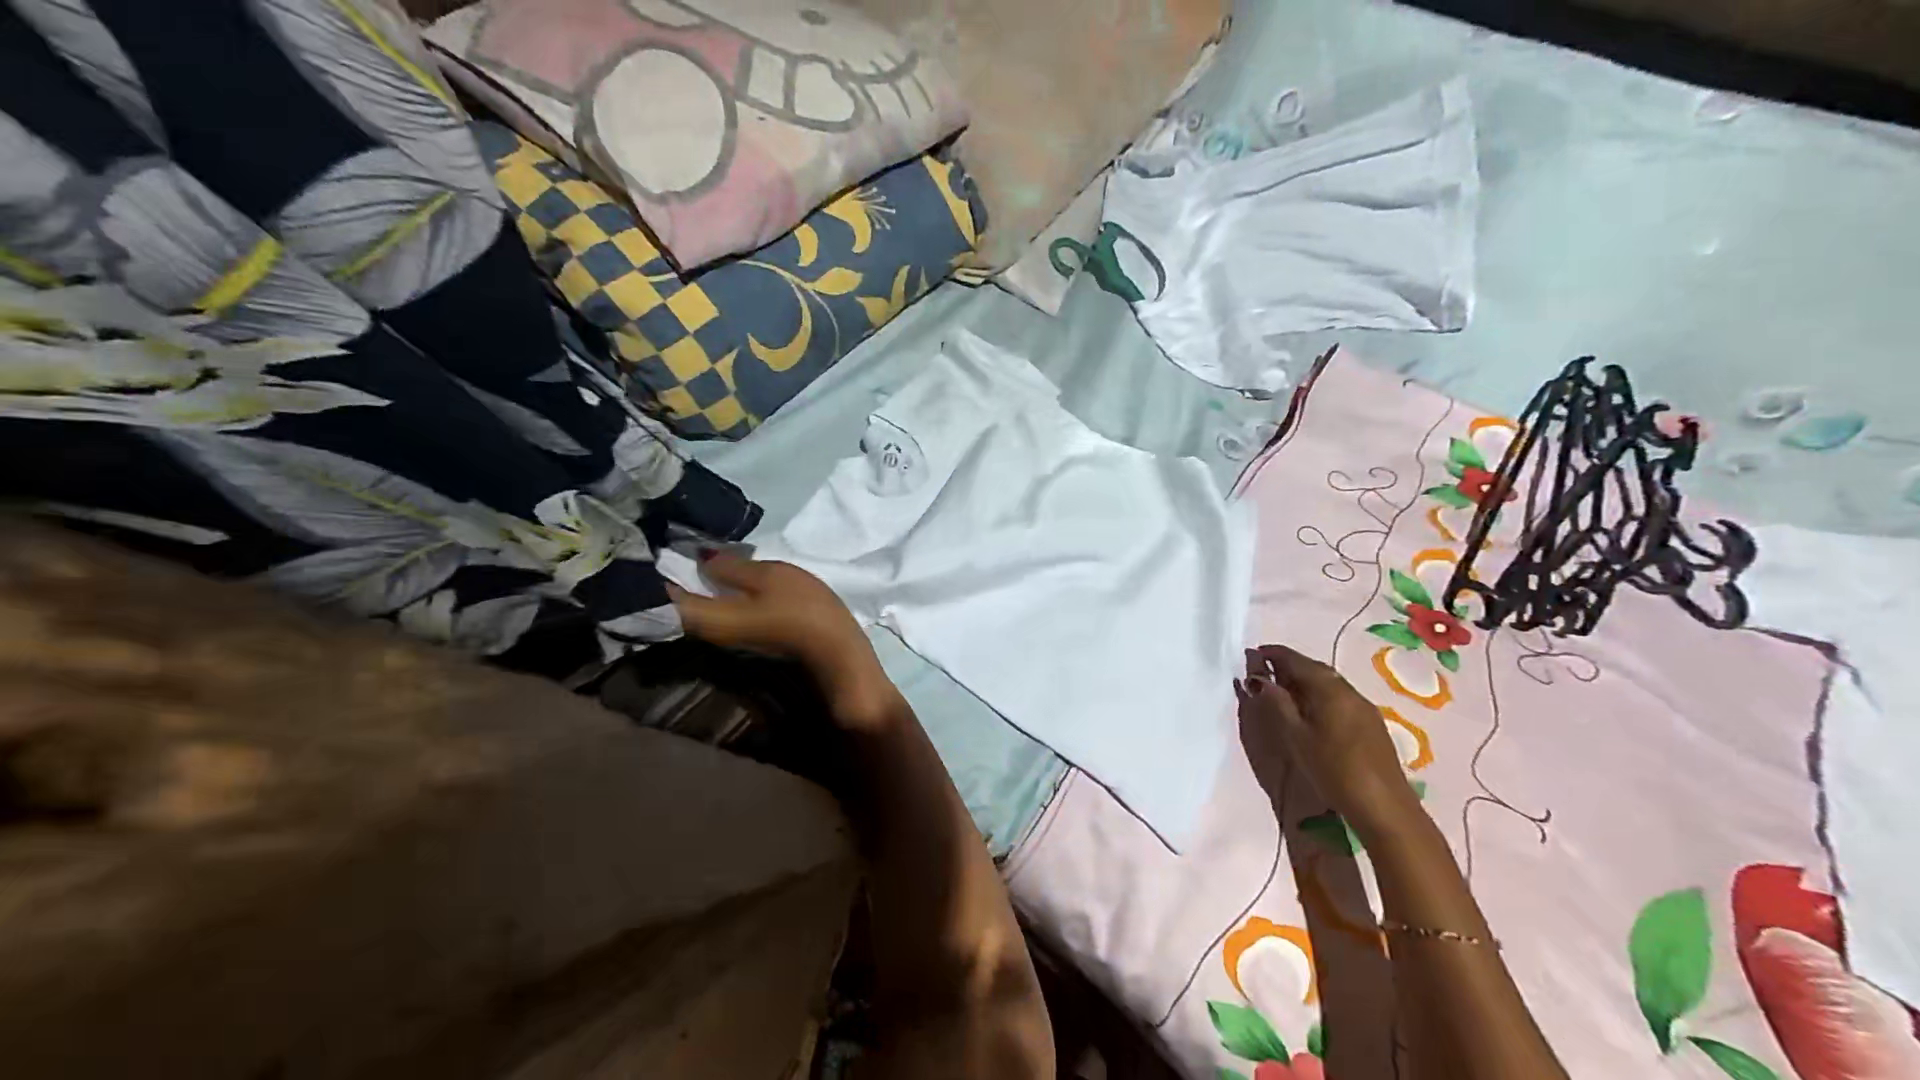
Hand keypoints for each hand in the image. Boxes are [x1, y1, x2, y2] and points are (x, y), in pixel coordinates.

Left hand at [667, 554, 900, 731]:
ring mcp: (727, 635)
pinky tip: (722, 573)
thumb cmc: (800, 608)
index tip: (661, 544)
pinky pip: (715, 609)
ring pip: (698, 606)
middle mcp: (709, 631)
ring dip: (694, 583)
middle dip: (675, 575)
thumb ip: (730, 566)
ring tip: (697, 553)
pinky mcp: (744, 632)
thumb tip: (701, 558)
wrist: (833, 647)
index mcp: (708, 618)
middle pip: (679, 603)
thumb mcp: (767, 576)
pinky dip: (711, 591)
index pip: (666, 596)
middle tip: (676, 543)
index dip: (661, 570)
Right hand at [1236, 644, 1416, 838]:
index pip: (1296, 660)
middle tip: (1262, 676)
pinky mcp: (1371, 724)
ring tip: (1281, 695)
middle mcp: (1349, 690)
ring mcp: (1364, 707)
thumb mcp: (1295, 736)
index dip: (1272, 654)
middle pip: (1314, 669)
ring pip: (1328, 684)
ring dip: (1303, 683)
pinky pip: (1339, 699)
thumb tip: (1260, 678)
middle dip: (1287, 667)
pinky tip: (1309, 714)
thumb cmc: (1332, 769)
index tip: (1252, 655)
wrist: (1384, 807)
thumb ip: (1276, 703)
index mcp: (1329, 688)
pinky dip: (1318, 697)